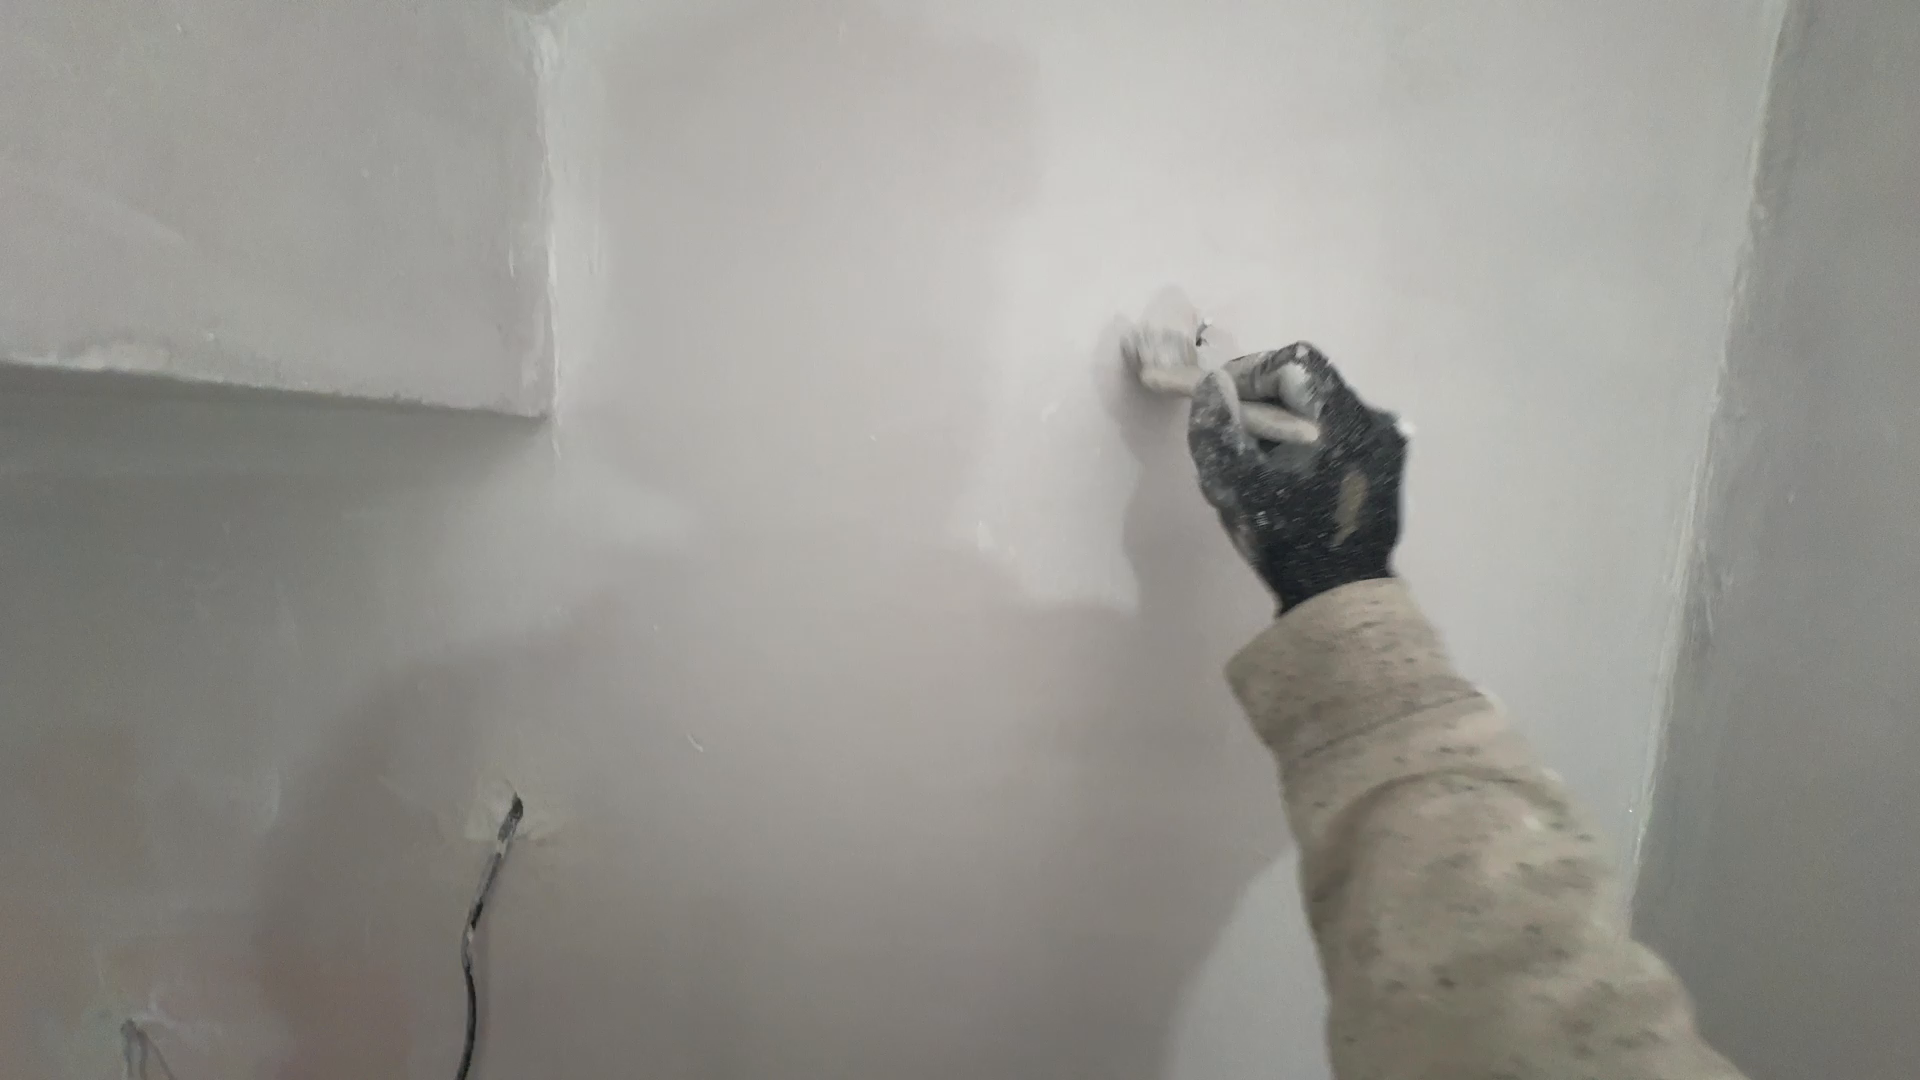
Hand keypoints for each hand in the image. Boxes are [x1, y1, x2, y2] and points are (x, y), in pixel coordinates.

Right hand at [1187, 344, 1406, 612]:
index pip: (1292, 363)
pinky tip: (1292, 481)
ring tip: (1259, 468)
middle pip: (1307, 388)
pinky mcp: (1388, 468)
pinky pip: (1338, 438)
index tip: (1222, 402)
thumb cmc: (1285, 536)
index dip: (1250, 373)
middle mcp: (1373, 419)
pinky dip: (1307, 446)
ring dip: (1284, 428)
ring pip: (1321, 414)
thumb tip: (1213, 385)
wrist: (1340, 595)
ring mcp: (1387, 444)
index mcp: (1339, 416)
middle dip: (1262, 405)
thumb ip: (1216, 427)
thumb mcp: (1234, 484)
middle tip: (1233, 440)